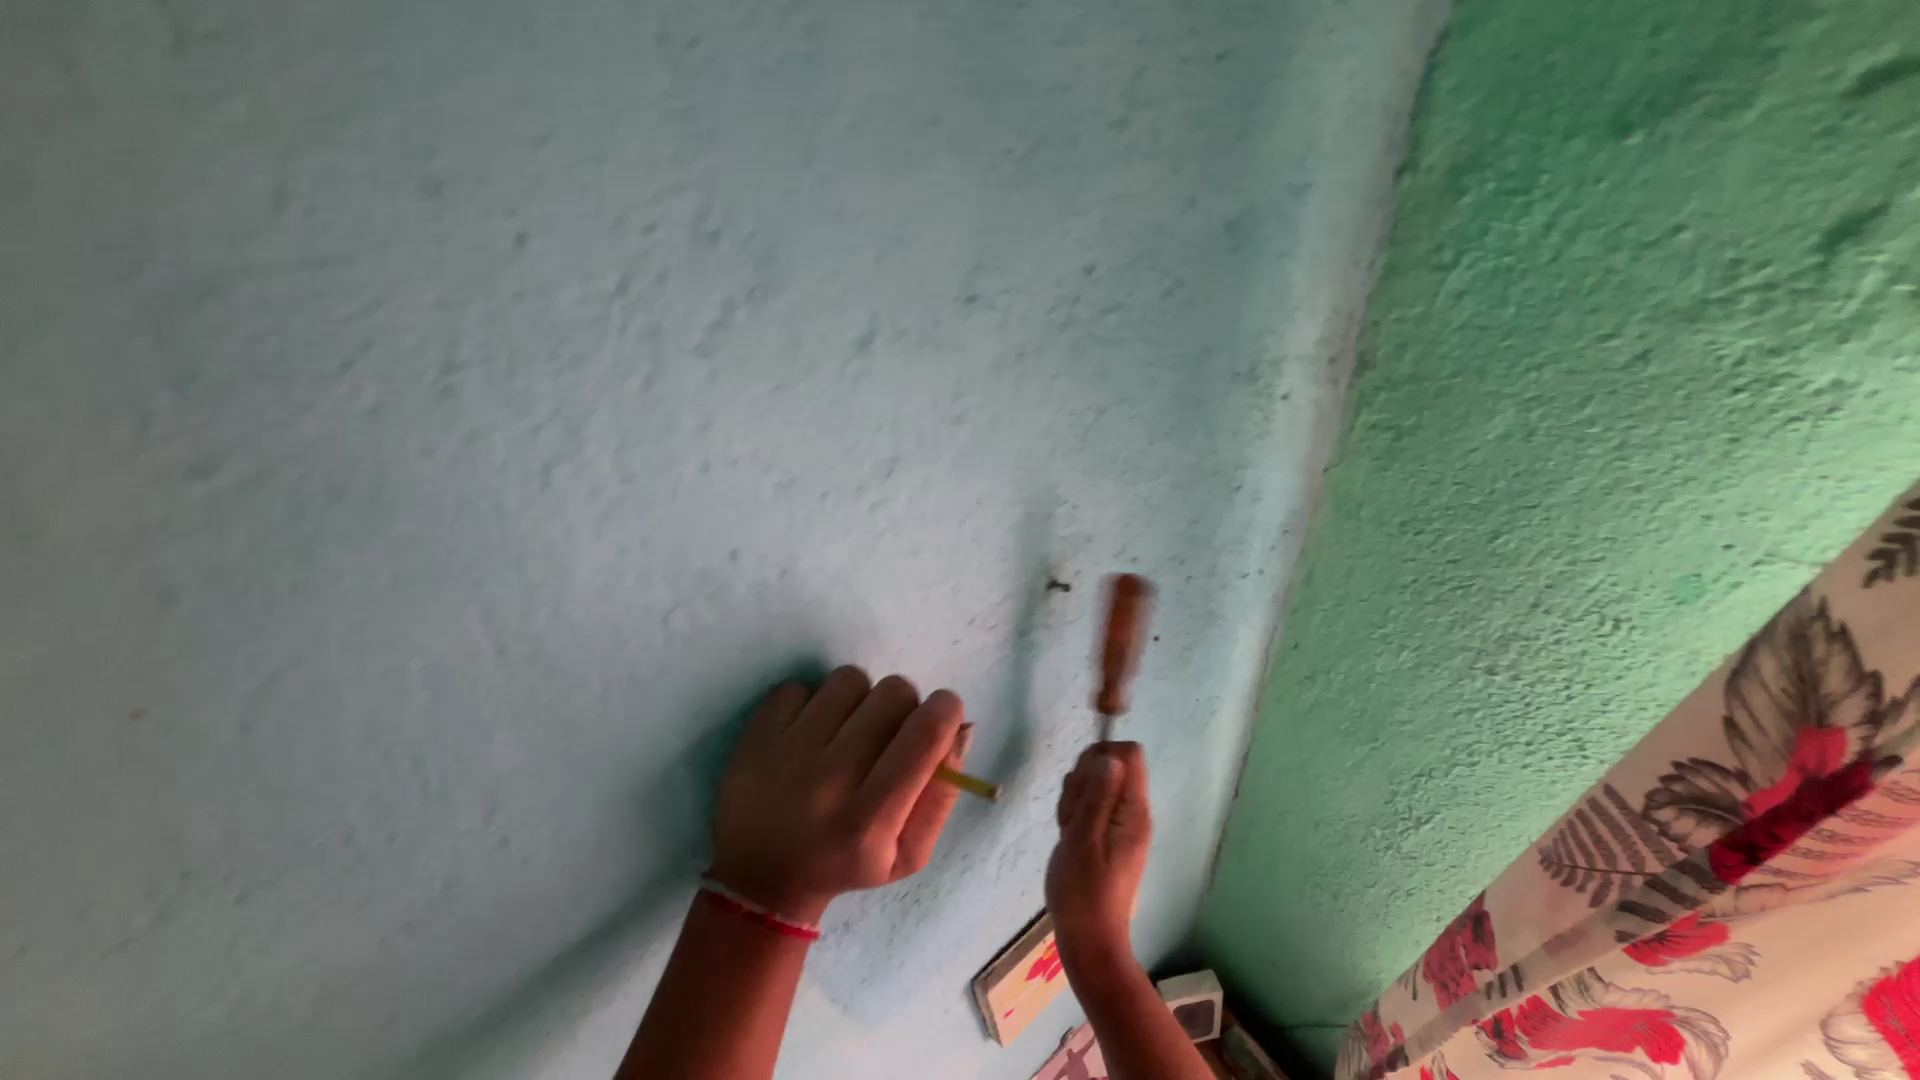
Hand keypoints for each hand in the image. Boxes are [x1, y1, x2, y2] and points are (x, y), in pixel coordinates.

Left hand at [709, 666, 971, 923]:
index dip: (946, 710)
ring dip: (859, 699)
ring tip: (848, 729)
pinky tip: (811, 733)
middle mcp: (827, 782)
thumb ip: (943, 793)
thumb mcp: (909, 853)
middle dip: (904, 704)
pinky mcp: (755, 735)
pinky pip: (802, 684)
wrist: (759, 880)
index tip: (942, 713)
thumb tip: (961, 727)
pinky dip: (813, 703)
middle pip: (892, 694)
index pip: (925, 736)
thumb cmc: (847, 865)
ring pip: (849, 680)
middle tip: (890, 731)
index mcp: (869, 821)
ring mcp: (785, 753)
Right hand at [1045, 742, 1150, 953]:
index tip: (1079, 783)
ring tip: (1068, 832)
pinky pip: (1091, 806)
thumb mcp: (1084, 838)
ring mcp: (1121, 824)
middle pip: (1109, 765)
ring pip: (1095, 784)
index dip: (1100, 755)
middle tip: (1071, 817)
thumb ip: (1097, 795)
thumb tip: (1109, 756)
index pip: (1129, 754)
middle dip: (1082, 780)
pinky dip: (1075, 814)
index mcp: (1133, 810)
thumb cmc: (1083, 890)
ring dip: (1075, 799)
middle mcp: (1132, 812)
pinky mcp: (1107, 835)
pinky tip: (1068, 838)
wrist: (1089, 939)